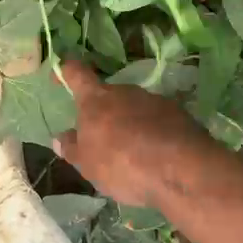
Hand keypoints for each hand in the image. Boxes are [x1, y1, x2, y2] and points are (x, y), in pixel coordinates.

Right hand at [52, 60, 217, 208]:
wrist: (183, 171)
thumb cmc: (123, 163)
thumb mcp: (88, 164)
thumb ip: (72, 149)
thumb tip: (59, 139)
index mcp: (95, 98)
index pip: (75, 72)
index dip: (66, 71)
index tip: (61, 74)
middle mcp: (124, 91)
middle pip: (109, 94)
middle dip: (106, 112)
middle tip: (106, 138)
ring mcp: (154, 100)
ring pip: (136, 108)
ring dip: (132, 123)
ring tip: (136, 154)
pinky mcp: (181, 115)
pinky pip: (160, 121)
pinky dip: (156, 133)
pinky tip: (160, 157)